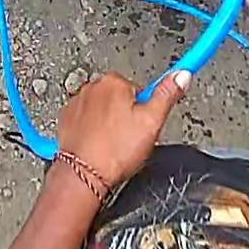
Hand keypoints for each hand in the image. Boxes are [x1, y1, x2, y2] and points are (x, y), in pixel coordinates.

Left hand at [54, 71, 187, 187]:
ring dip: (108, 122)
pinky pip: (85, 119)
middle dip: (126, 116)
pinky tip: (98, 144)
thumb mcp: (152, 122)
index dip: (144, 111)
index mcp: (114, 82)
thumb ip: (167, 94)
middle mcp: (93, 86)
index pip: (139, 89)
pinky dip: (92, 129)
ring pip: (102, 109)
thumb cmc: (115, 150)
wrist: (83, 174)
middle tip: (129, 138)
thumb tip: (181, 75)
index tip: (141, 124)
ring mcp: (77, 102)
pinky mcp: (67, 118)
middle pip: (120, 98)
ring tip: (113, 143)